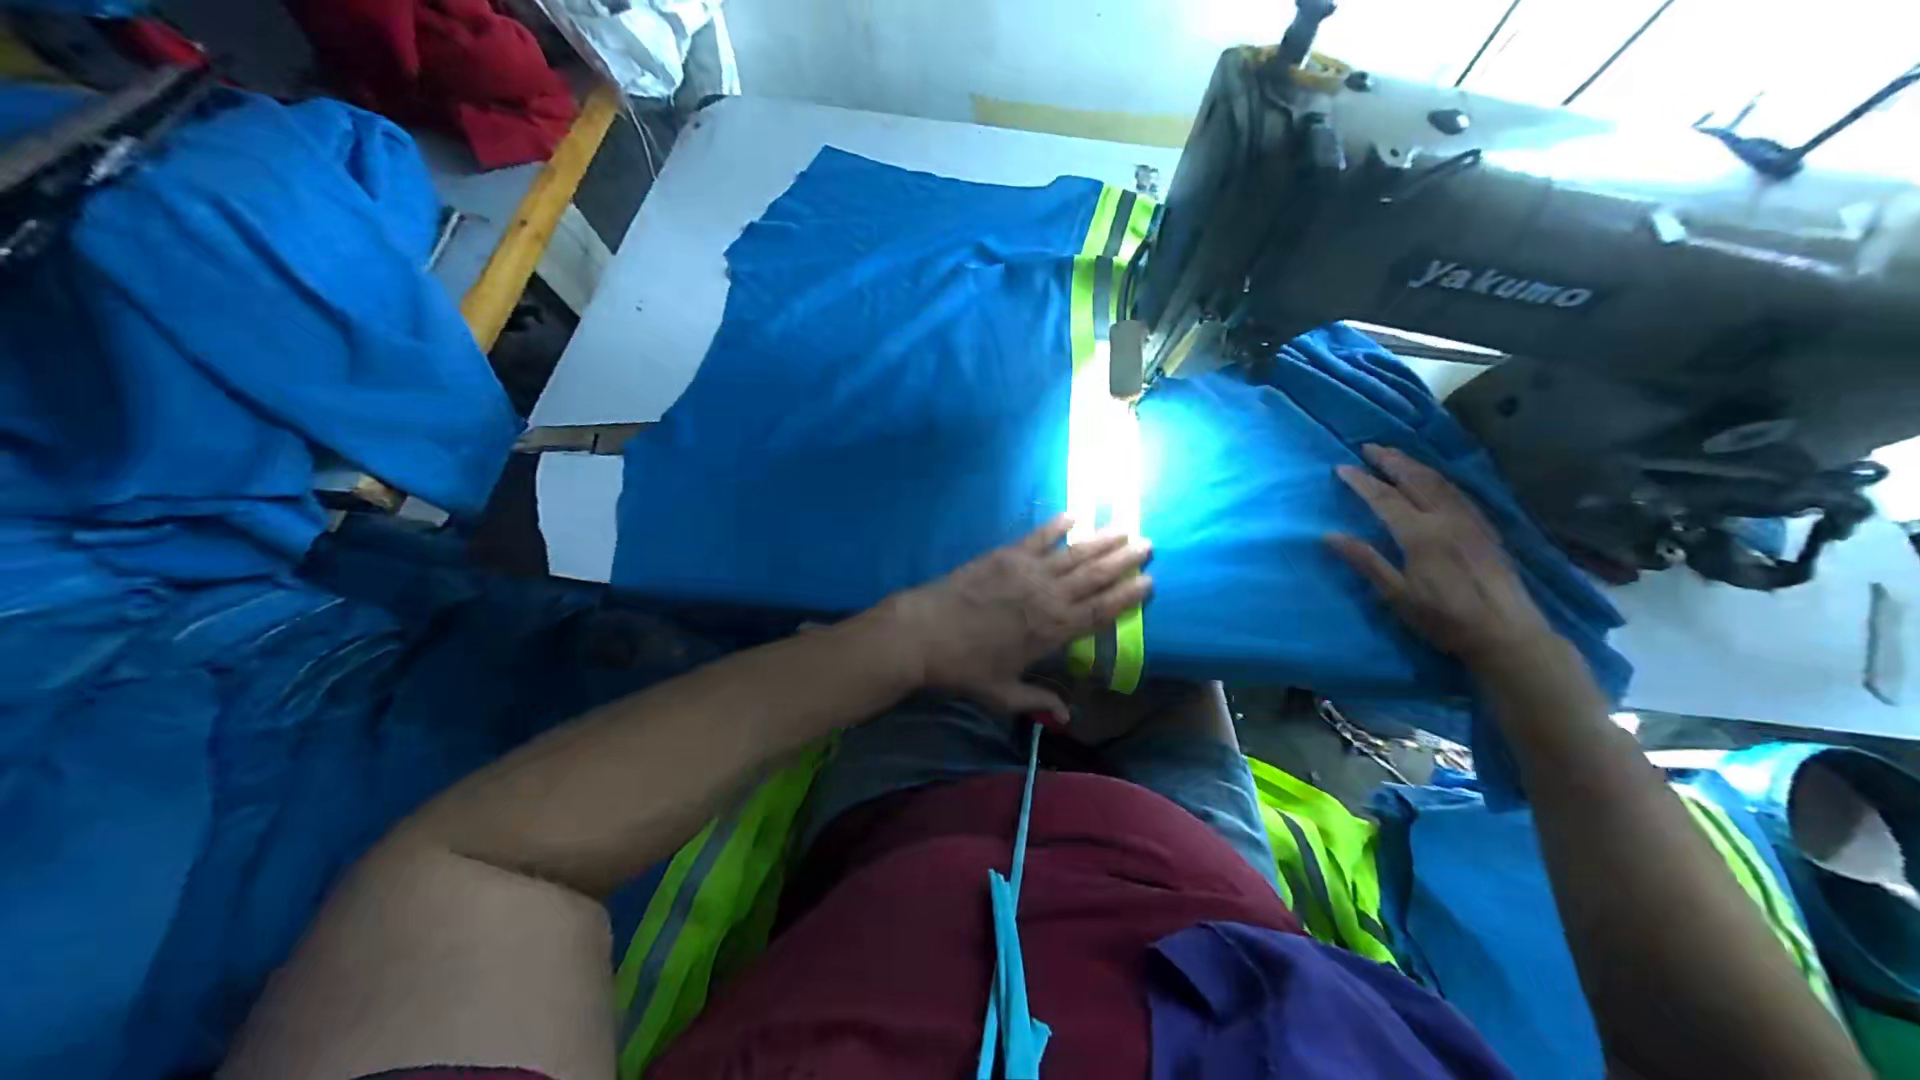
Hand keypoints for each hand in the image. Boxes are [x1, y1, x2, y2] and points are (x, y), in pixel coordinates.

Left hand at [877, 515, 1152, 722]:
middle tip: (1147, 545)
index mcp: (1053, 632)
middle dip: (1123, 560)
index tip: (1149, 582)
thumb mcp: (1002, 693)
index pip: (1101, 611)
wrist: (922, 634)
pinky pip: (1037, 537)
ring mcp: (1027, 572)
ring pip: (1073, 553)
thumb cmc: (963, 668)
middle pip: (1094, 576)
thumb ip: (1037, 700)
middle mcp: (1048, 597)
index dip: (1127, 597)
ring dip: (1100, 540)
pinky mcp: (1004, 555)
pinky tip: (1073, 515)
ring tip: (1124, 528)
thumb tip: (1067, 716)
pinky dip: (1056, 525)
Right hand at [1326, 444, 1558, 669]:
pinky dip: (1438, 478)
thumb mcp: (1397, 594)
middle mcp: (1446, 519)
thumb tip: (1329, 535)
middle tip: (1368, 447)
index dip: (1361, 481)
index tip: (1341, 467)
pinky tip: (1432, 479)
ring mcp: (1470, 521)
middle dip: (1390, 461)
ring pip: (1440, 482)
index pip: (1385, 498)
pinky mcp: (1486, 529)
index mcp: (1421, 534)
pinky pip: (1458, 492)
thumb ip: (1365, 561)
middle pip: (1415, 479)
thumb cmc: (1443, 618)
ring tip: (1395, 455)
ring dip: (1414, 465)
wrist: (1506, 633)